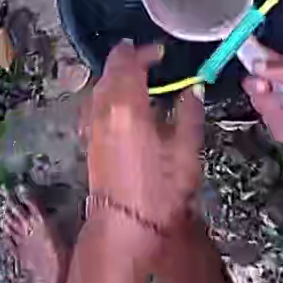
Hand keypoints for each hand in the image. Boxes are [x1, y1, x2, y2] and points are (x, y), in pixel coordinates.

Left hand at [81, 42, 203, 242]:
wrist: (123, 230)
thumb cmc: (158, 192)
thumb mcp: (185, 152)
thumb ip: (189, 113)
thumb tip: (194, 88)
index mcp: (127, 105)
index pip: (130, 63)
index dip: (145, 52)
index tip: (161, 52)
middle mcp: (103, 109)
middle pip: (110, 69)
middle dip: (128, 58)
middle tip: (149, 57)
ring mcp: (92, 124)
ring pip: (100, 84)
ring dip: (116, 73)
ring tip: (138, 75)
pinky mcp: (89, 139)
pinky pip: (95, 101)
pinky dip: (107, 91)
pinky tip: (123, 102)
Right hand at [242, 41, 282, 166]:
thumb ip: (281, 69)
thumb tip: (255, 64)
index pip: (265, 62)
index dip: (254, 60)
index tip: (247, 60)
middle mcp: (281, 89)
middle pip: (256, 85)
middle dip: (261, 90)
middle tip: (266, 89)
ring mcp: (279, 109)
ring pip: (262, 106)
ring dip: (279, 112)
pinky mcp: (279, 128)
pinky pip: (270, 123)